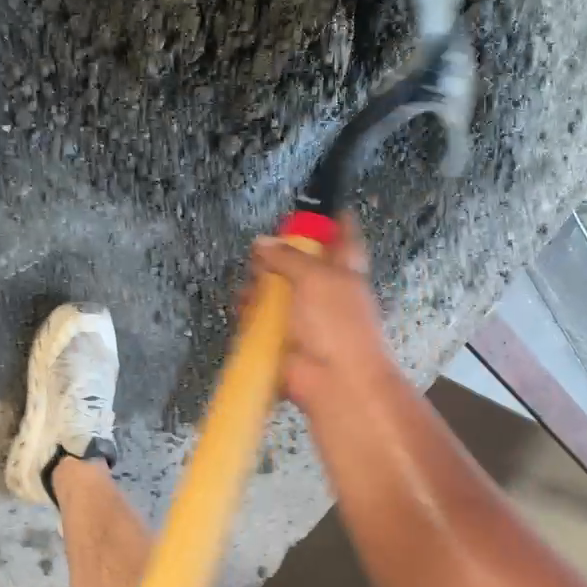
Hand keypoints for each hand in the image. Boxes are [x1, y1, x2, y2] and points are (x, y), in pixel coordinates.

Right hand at [249, 215, 396, 413]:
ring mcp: (304, 318)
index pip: (342, 236)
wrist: (335, 381)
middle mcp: (325, 292)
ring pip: (277, 292)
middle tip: (262, 252)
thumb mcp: (315, 276)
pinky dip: (250, 315)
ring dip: (259, 287)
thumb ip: (287, 256)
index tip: (317, 205)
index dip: (331, 220)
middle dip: (278, 256)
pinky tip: (241, 308)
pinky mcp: (283, 340)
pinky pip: (261, 321)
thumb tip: (261, 243)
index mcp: (346, 271)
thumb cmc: (338, 324)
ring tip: (248, 284)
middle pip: (300, 264)